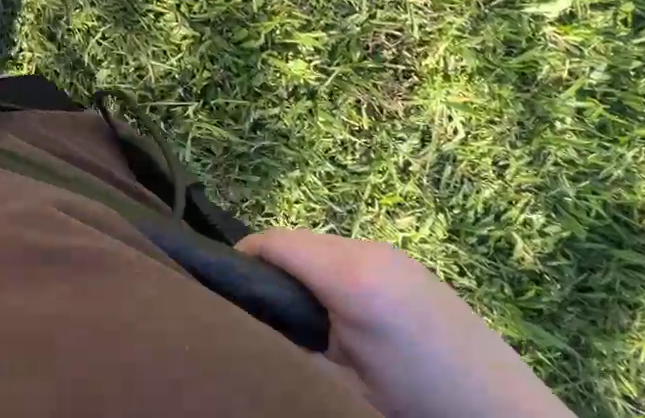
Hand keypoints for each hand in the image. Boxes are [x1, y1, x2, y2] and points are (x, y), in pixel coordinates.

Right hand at [238, 230, 574, 417]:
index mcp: (350, 275)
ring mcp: (398, 257)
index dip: (237, 263)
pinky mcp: (416, 271)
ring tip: (307, 329)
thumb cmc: (420, 410)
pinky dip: (333, 281)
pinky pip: (350, 261)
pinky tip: (346, 325)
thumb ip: (289, 343)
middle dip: (271, 274)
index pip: (268, 242)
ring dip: (303, 278)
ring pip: (320, 251)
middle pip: (293, 243)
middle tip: (264, 322)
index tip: (224, 298)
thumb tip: (246, 320)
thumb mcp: (340, 385)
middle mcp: (371, 250)